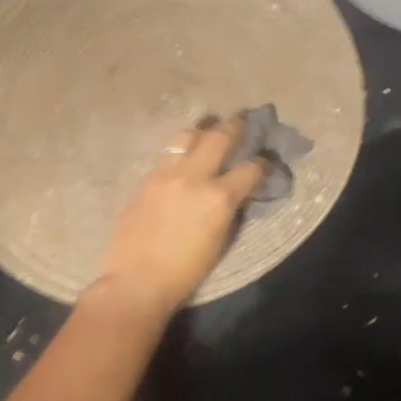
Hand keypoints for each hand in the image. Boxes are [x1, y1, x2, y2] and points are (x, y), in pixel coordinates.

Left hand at [92, 117, 265, 316]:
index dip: (262, 163)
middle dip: (235, 126)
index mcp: (219, 197)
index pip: (250, 168)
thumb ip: (230, 208)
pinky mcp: (146, 179)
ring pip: (187, 136)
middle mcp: (194, 176)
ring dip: (202, 130)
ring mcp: (166, 174)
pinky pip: (167, 154)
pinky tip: (183, 155)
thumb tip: (237, 192)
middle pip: (219, 137)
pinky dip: (181, 149)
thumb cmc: (185, 271)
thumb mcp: (221, 239)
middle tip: (242, 119)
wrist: (135, 281)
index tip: (264, 161)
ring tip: (208, 129)